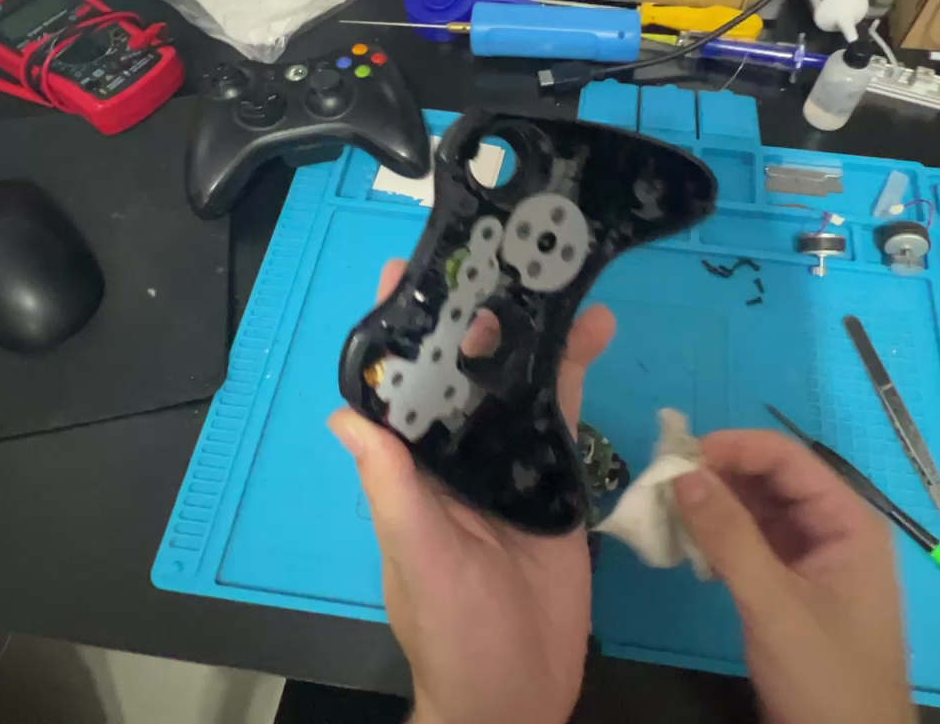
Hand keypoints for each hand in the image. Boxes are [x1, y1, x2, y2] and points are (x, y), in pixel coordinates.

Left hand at [329, 259, 616, 723]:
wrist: (520, 686)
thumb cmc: (452, 627)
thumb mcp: (415, 555)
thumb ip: (390, 489)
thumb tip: (344, 417)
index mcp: (411, 462)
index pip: (398, 385)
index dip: (399, 330)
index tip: (406, 272)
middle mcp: (454, 447)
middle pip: (464, 367)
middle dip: (479, 314)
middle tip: (503, 259)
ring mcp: (507, 454)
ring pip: (517, 378)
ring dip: (536, 332)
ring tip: (561, 284)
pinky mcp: (552, 467)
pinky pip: (561, 408)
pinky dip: (575, 367)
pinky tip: (595, 332)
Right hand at [673, 430, 912, 723]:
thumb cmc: (827, 678)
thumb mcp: (775, 606)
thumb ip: (729, 536)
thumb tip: (682, 473)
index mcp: (847, 519)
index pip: (785, 458)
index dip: (733, 447)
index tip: (679, 456)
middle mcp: (830, 526)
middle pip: (767, 478)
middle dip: (717, 475)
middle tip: (663, 482)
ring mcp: (809, 554)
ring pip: (754, 506)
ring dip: (712, 504)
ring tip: (666, 509)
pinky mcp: (787, 580)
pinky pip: (748, 538)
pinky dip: (717, 534)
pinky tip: (686, 543)